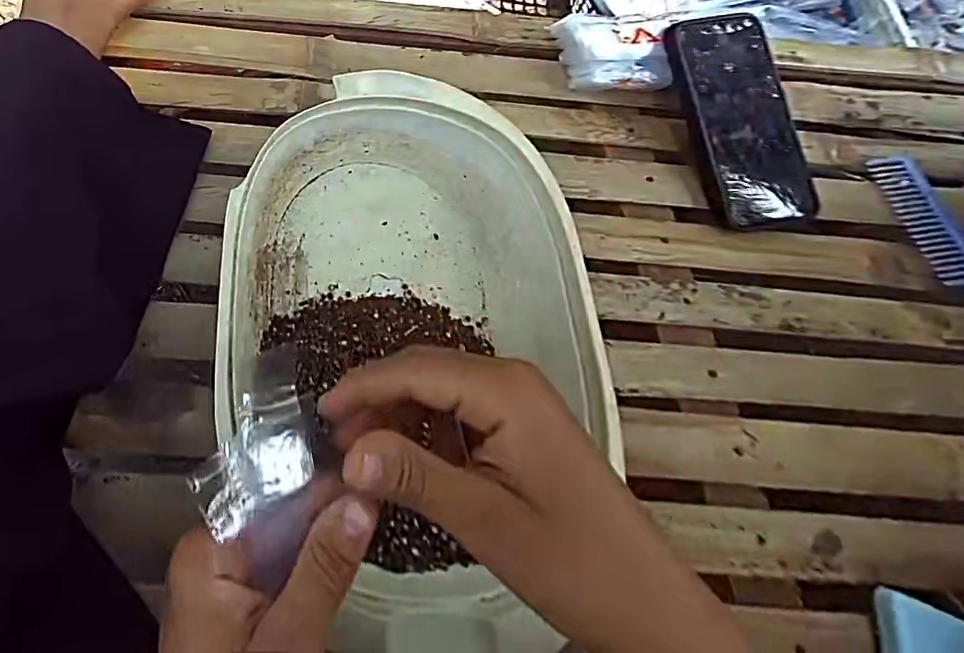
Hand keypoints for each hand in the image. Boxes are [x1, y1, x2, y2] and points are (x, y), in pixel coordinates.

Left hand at [161, 493, 378, 652]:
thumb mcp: (288, 644)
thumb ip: (323, 568)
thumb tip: (358, 501)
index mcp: (207, 552)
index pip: (274, 492)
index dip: (324, 484)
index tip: (366, 478)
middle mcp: (210, 559)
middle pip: (280, 515)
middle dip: (326, 512)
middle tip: (374, 503)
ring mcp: (224, 585)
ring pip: (286, 543)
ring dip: (324, 540)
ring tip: (365, 523)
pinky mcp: (240, 611)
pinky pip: (281, 570)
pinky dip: (312, 569)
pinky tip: (339, 566)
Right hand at [319, 347, 747, 652]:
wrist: (644, 596)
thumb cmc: (572, 559)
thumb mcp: (485, 520)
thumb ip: (415, 477)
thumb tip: (349, 452)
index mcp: (506, 389)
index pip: (417, 368)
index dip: (364, 385)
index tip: (319, 412)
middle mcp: (511, 378)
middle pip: (427, 369)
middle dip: (377, 397)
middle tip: (335, 440)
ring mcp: (519, 398)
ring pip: (440, 387)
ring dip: (399, 413)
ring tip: (362, 453)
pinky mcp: (521, 422)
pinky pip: (461, 409)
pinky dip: (426, 427)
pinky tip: (406, 458)